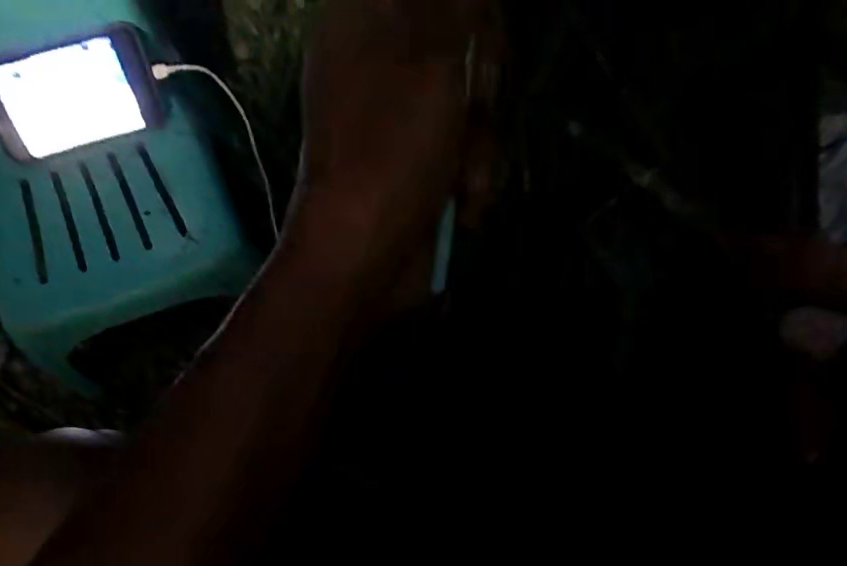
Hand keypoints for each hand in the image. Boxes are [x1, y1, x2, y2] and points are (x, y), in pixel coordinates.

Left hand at [291, 0, 497, 261]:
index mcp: (365, 19)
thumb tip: (469, 5)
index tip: (479, 48)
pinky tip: (463, 204)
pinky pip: (465, 155)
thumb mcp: (431, 60)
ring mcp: (400, 125)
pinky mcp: (419, 171)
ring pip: (472, 107)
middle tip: (475, 110)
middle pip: (463, 45)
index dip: (471, 15)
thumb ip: (459, 11)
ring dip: (481, 148)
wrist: (363, 259)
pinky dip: (471, 183)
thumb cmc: (389, 153)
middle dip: (483, 87)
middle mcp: (381, 66)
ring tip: (465, 180)